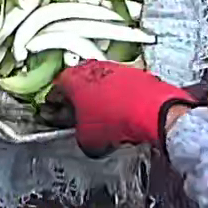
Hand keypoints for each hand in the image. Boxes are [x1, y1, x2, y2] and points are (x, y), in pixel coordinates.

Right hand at [46, 62, 207, 152]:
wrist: (153, 111)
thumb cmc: (117, 118)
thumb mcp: (88, 138)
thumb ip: (79, 134)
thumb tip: (85, 139)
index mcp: (71, 78)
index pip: (55, 90)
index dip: (54, 105)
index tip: (58, 115)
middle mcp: (90, 68)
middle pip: (77, 84)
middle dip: (78, 101)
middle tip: (81, 118)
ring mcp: (113, 68)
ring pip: (100, 84)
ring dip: (100, 99)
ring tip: (107, 119)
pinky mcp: (134, 73)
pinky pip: (121, 86)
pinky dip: (120, 98)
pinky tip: (125, 115)